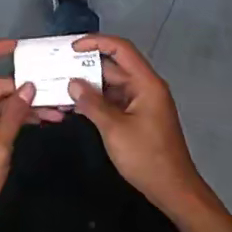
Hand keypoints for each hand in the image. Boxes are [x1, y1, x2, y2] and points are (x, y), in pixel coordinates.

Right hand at [67, 35, 208, 212]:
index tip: (72, 48)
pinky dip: (97, 100)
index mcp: (146, 83)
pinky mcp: (138, 117)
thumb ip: (92, 103)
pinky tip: (75, 104)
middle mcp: (146, 87)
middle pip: (115, 66)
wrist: (173, 189)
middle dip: (87, 65)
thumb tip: (73, 83)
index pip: (121, 49)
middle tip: (58, 67)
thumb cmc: (146, 157)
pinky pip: (114, 100)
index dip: (96, 42)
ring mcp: (142, 103)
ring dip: (90, 85)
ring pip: (112, 85)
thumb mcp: (114, 129)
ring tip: (61, 85)